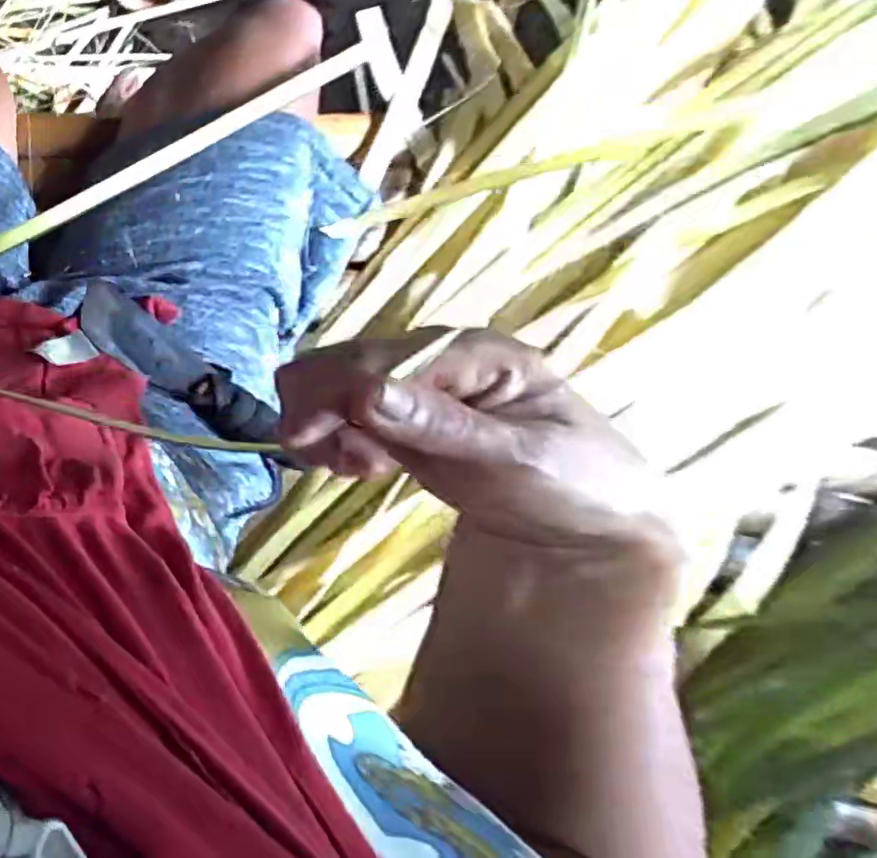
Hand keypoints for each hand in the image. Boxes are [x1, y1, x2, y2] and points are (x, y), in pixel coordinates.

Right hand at [275, 328, 678, 560]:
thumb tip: (365, 395)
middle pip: (338, 363)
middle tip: (327, 460)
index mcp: (471, 350)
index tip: (301, 437)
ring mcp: (403, 382)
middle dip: (318, 410)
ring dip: (318, 425)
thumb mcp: (519, 459)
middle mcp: (428, 354)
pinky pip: (327, 410)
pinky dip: (324, 437)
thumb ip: (441, 426)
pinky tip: (357, 466)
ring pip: (321, 384)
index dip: (333, 392)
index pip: (380, 359)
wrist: (575, 527)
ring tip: (357, 466)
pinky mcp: (385, 411)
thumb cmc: (571, 487)